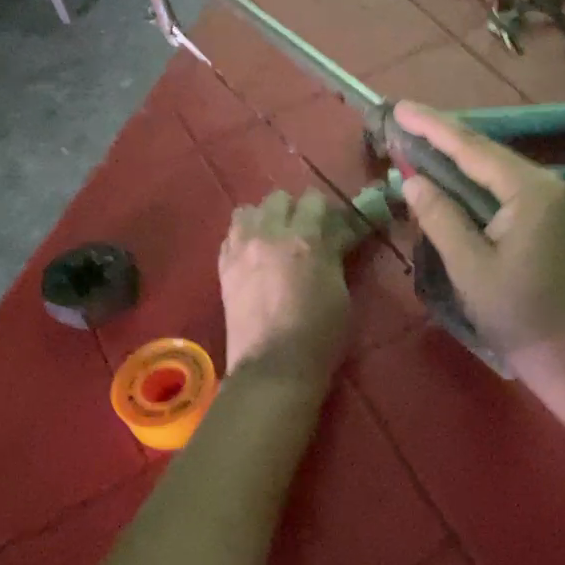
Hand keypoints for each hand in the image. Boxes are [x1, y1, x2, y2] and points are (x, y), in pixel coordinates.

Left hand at [219, 188, 351, 380]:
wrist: (274, 366)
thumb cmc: (320, 334)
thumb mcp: (340, 290)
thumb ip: (334, 254)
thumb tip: (336, 236)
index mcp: (306, 238)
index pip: (315, 200)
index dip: (326, 211)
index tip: (333, 226)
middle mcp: (270, 233)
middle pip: (279, 198)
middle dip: (293, 210)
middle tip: (303, 233)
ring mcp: (241, 248)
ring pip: (249, 210)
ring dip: (264, 219)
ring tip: (273, 241)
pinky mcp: (224, 266)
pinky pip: (231, 234)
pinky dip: (244, 238)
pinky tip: (254, 257)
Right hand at [393, 104, 564, 382]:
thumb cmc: (517, 314)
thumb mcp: (470, 267)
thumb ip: (440, 217)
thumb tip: (413, 180)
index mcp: (531, 191)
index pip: (474, 150)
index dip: (433, 129)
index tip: (400, 108)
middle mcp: (547, 184)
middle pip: (486, 151)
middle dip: (443, 137)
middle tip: (402, 120)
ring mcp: (552, 198)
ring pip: (494, 167)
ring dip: (456, 157)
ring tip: (416, 140)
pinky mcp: (548, 214)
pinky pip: (503, 186)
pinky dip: (472, 179)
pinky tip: (448, 173)